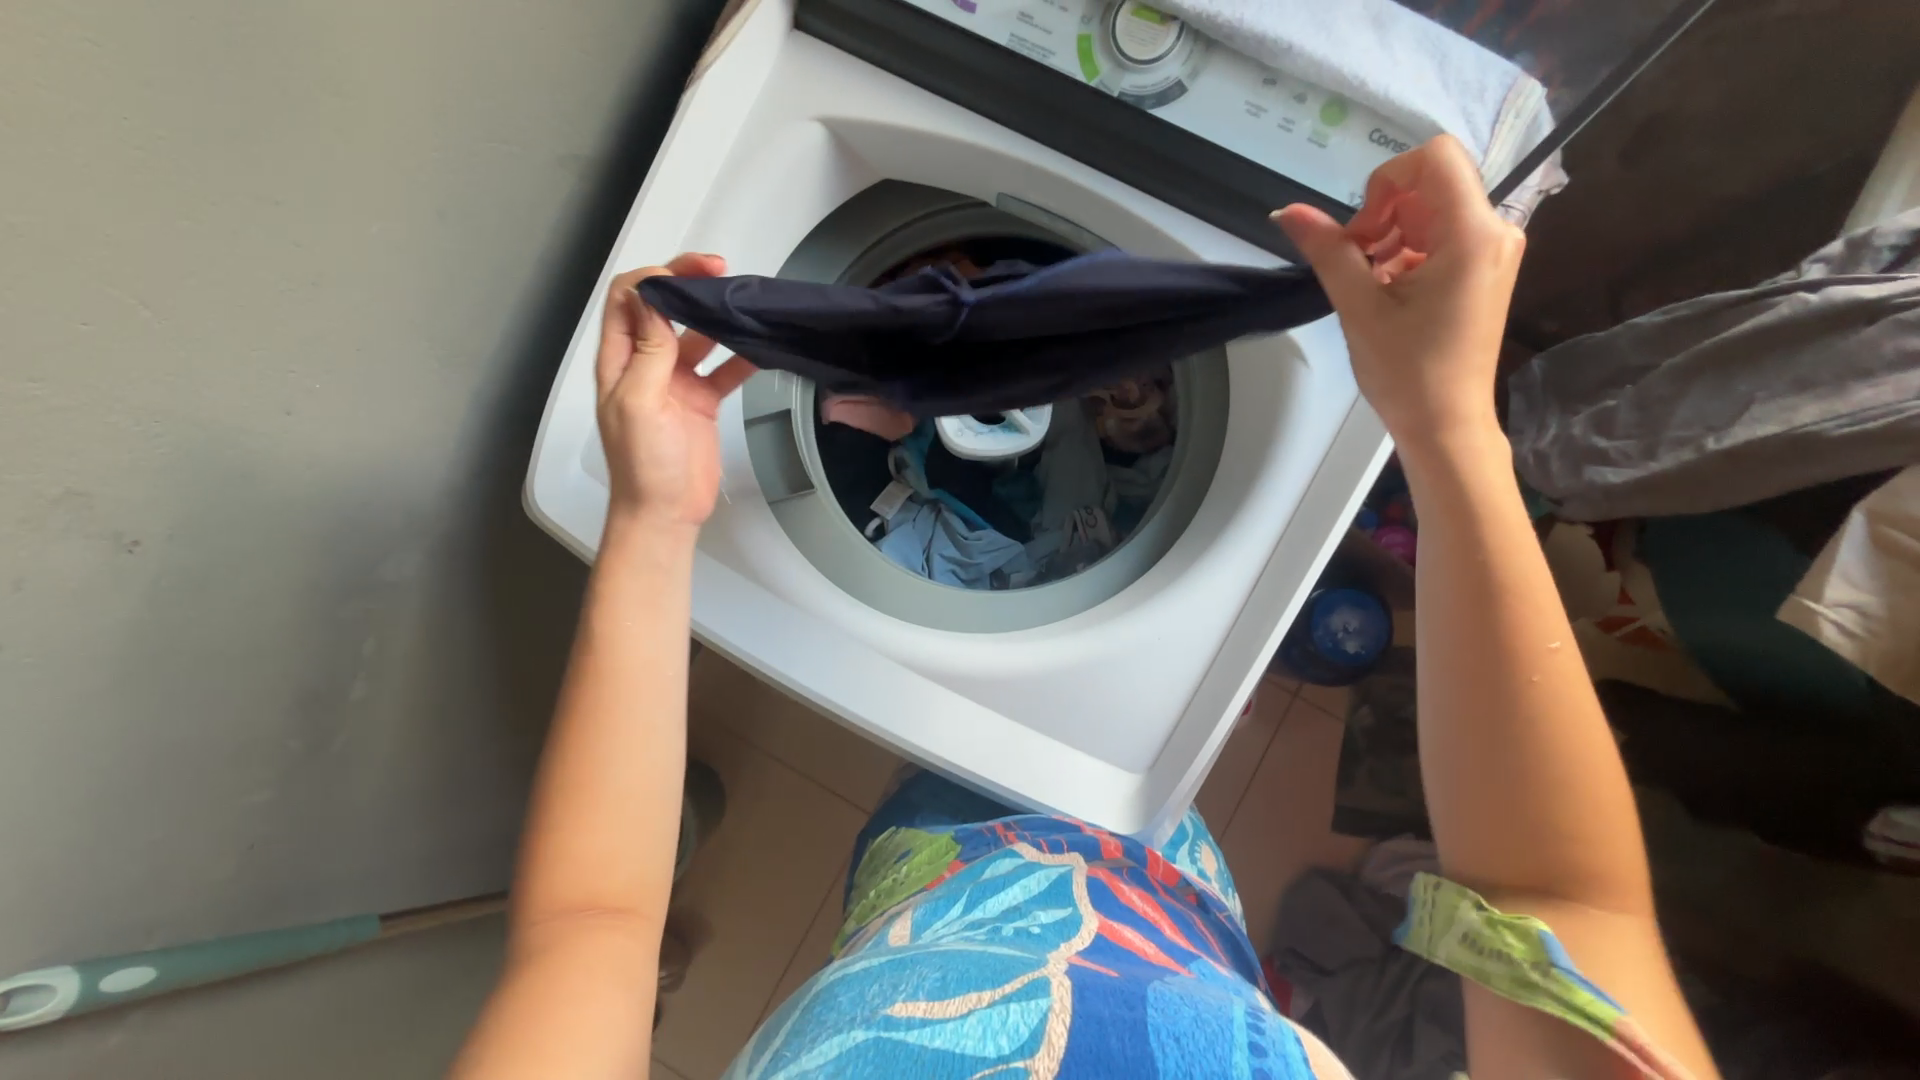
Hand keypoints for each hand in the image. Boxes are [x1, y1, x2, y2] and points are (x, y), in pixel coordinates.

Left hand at [595, 254, 756, 531]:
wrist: (665, 512)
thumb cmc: (643, 466)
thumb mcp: (639, 402)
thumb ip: (648, 351)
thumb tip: (651, 299)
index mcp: (620, 360)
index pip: (631, 300)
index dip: (657, 277)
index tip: (691, 273)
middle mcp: (646, 364)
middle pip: (666, 310)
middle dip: (691, 285)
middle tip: (724, 274)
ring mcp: (676, 382)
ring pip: (698, 335)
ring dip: (719, 318)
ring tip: (746, 306)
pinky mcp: (701, 401)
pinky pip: (723, 369)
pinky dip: (741, 356)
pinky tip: (761, 348)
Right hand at [1273, 135, 1522, 454]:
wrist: (1445, 424)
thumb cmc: (1406, 371)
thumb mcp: (1358, 307)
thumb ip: (1328, 250)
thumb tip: (1287, 211)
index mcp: (1472, 233)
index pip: (1432, 157)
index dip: (1385, 182)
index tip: (1362, 233)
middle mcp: (1495, 230)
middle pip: (1431, 183)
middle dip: (1384, 213)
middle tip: (1359, 264)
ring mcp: (1492, 250)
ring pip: (1433, 210)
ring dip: (1392, 236)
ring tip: (1371, 285)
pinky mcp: (1484, 269)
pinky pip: (1442, 236)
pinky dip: (1407, 253)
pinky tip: (1389, 293)